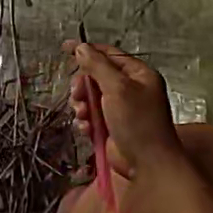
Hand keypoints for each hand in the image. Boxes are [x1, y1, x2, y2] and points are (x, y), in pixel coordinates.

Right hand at [64, 41, 183, 177]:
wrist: (147, 165)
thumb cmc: (137, 122)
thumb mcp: (117, 88)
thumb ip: (97, 66)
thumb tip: (81, 48)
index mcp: (139, 75)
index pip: (109, 54)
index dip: (87, 50)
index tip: (65, 48)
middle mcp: (130, 89)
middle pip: (96, 76)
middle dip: (84, 85)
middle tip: (78, 94)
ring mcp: (120, 109)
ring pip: (90, 96)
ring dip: (82, 105)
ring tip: (84, 115)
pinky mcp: (111, 126)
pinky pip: (91, 116)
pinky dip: (86, 121)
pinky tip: (87, 128)